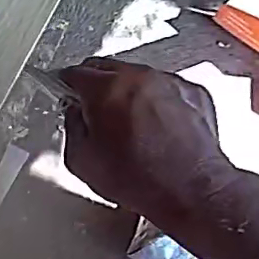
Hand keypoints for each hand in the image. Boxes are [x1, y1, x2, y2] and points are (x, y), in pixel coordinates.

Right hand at [58, 57, 244, 225]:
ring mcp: (171, 83)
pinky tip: (148, 124)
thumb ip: (71, 126)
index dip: (63, 84)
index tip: (63, 92)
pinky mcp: (194, 94)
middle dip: (93, 84)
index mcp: (106, 88)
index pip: (74, 72)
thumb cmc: (141, 177)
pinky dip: (152, 100)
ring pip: (136, 76)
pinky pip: (163, 88)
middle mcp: (140, 78)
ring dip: (124, 91)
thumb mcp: (79, 157)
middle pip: (106, 67)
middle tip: (88, 106)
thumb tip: (75, 115)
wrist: (192, 191)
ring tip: (120, 120)